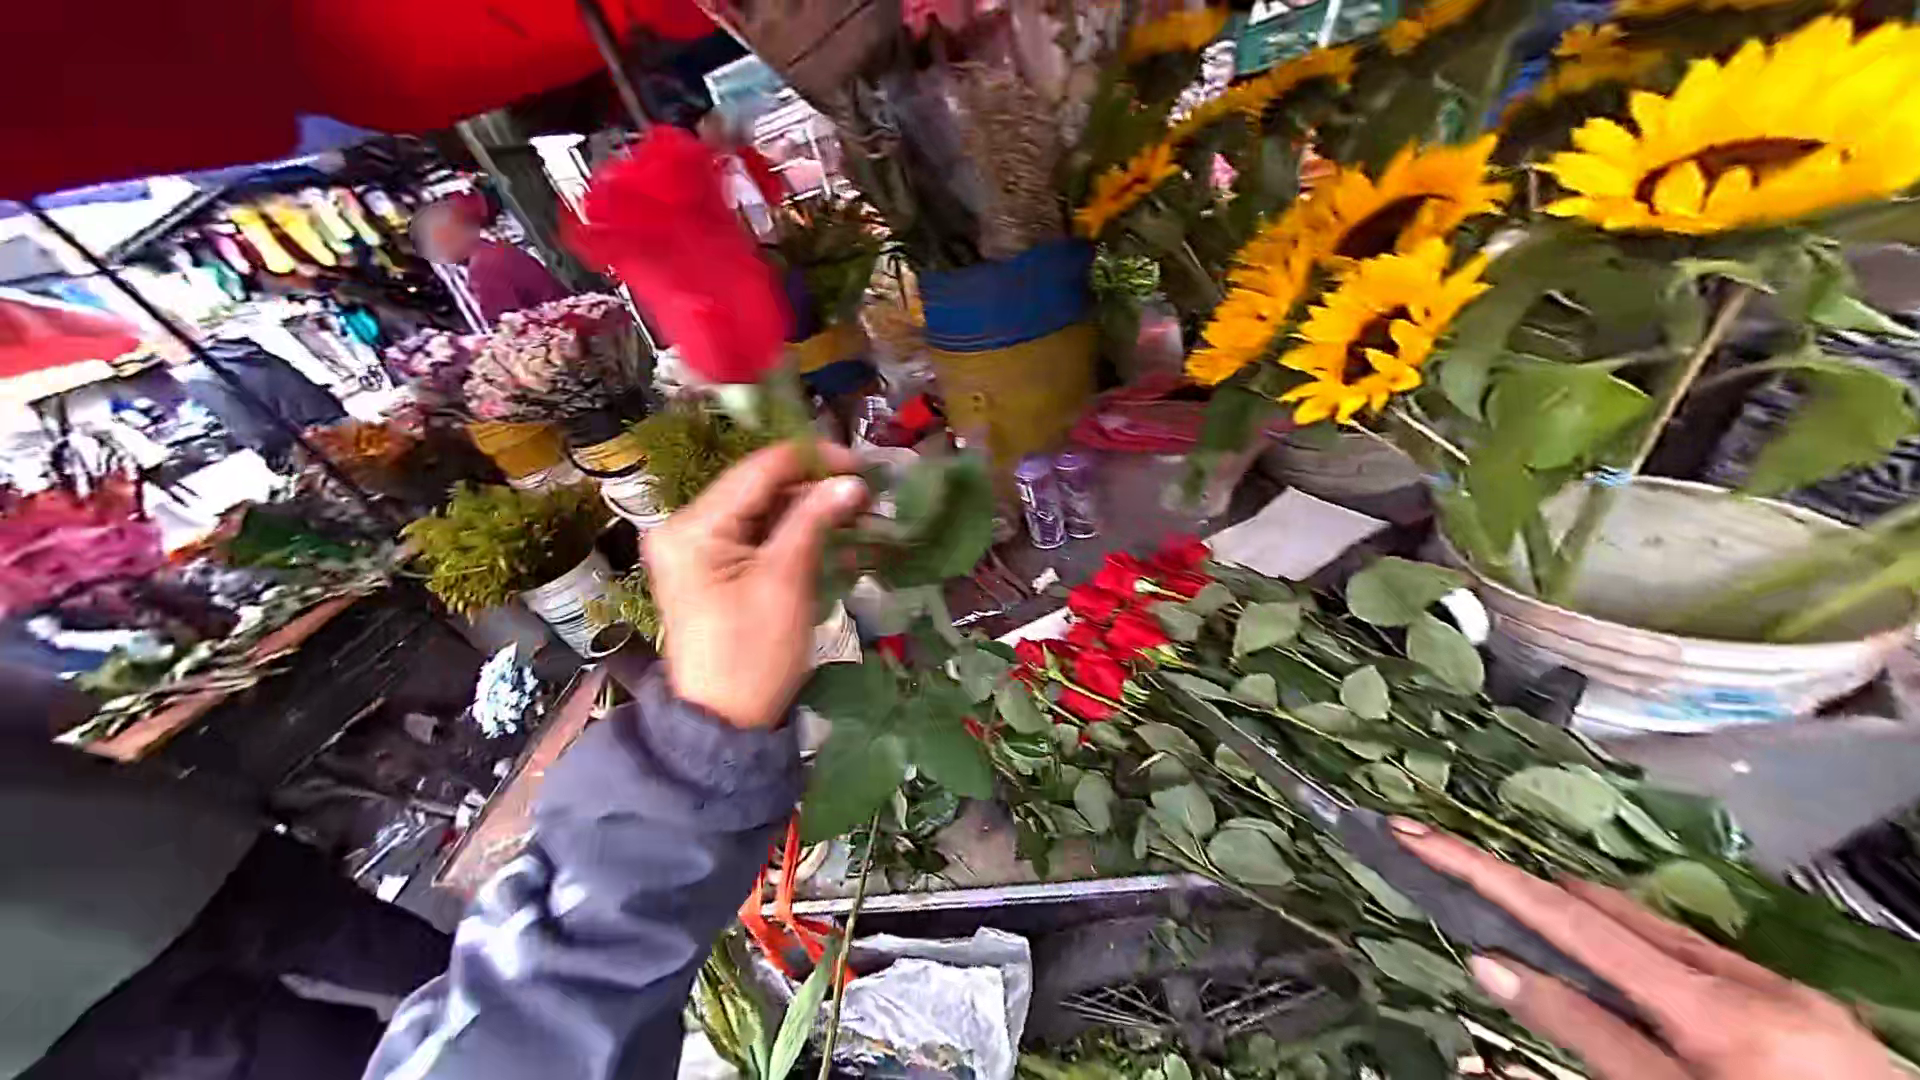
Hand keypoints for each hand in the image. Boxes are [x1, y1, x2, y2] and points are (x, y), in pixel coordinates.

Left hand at [642, 440, 865, 729]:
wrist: (725, 722)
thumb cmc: (753, 655)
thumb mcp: (786, 582)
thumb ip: (815, 521)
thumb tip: (852, 482)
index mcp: (694, 527)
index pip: (758, 470)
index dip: (813, 460)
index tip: (861, 464)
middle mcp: (689, 527)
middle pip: (762, 489)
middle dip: (816, 487)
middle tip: (867, 493)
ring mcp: (701, 547)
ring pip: (766, 511)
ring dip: (812, 511)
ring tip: (860, 514)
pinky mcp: (717, 566)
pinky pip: (762, 536)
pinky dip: (799, 534)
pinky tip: (837, 535)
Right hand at [1390, 819, 1899, 1079]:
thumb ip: (1585, 1032)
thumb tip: (1488, 961)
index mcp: (1715, 1007)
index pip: (1561, 914)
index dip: (1477, 868)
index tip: (1412, 831)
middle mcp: (1750, 982)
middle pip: (1604, 908)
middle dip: (1529, 890)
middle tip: (1463, 881)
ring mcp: (1786, 996)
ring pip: (1650, 931)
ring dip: (1583, 924)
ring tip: (1532, 934)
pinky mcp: (1807, 1016)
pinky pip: (1695, 960)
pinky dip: (1639, 956)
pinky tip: (1627, 981)